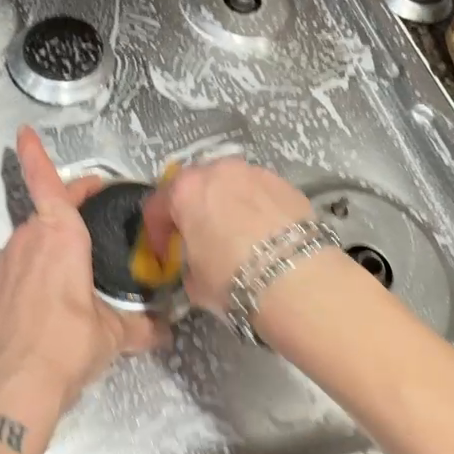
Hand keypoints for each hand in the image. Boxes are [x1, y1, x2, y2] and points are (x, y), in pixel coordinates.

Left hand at [0, 127, 166, 412]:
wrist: (8, 392)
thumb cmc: (65, 348)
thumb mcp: (111, 336)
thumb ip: (140, 326)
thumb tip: (166, 328)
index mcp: (60, 236)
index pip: (46, 182)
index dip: (35, 154)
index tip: (22, 133)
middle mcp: (25, 241)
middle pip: (44, 219)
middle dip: (64, 223)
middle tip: (86, 236)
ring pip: (25, 251)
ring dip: (43, 261)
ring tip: (63, 293)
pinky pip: (6, 278)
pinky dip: (21, 287)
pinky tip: (33, 317)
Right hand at [139, 158, 313, 311]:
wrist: (298, 277)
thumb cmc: (234, 278)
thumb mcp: (196, 283)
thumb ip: (188, 265)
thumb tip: (196, 265)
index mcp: (185, 191)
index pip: (158, 206)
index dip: (156, 232)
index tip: (163, 254)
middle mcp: (217, 170)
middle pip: (195, 185)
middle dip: (192, 209)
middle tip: (198, 237)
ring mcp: (252, 171)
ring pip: (229, 184)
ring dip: (226, 203)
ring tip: (236, 234)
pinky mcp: (282, 181)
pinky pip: (258, 191)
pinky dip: (255, 207)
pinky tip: (264, 234)